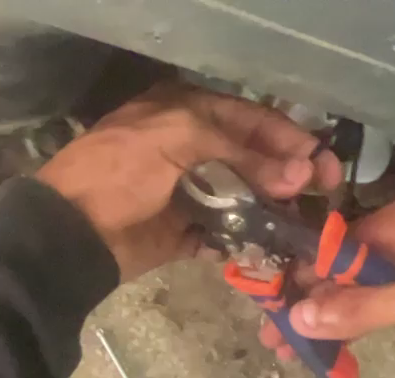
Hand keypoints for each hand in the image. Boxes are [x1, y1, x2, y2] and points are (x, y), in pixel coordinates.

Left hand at [37, 85, 341, 281]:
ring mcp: (184, 195)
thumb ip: (240, 153)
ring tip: (300, 225)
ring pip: (238, 200)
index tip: (322, 164)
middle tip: (321, 197)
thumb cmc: (121, 171)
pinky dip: (240, 243)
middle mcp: (188, 150)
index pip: (250, 120)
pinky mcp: (178, 236)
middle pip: (249, 161)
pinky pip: (217, 237)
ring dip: (268, 211)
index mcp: (186, 112)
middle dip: (286, 177)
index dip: (289, 139)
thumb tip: (298, 174)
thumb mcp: (180, 140)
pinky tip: (265, 248)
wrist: (72, 232)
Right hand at [263, 186, 394, 358]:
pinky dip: (356, 320)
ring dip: (328, 317)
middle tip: (276, 341)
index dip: (302, 279)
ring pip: (359, 284)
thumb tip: (300, 317)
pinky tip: (332, 344)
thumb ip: (362, 308)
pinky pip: (381, 297)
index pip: (339, 243)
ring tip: (295, 351)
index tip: (273, 312)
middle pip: (344, 264)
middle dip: (309, 303)